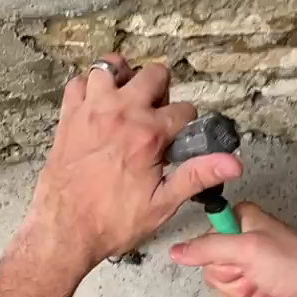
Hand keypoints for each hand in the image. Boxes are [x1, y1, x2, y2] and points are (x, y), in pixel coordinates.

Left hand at [16, 55, 242, 276]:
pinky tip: (97, 106)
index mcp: (147, 134)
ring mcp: (91, 110)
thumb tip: (231, 163)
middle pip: (154, 74)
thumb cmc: (110, 222)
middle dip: (161, 92)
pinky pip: (78, 82)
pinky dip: (89, 87)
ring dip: (124, 78)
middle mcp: (120, 114)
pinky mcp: (69, 117)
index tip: (178, 139)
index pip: (184, 110)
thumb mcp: (163, 203)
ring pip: (112, 66)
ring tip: (127, 101)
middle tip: (156, 117)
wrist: (65, 230)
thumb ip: (198, 175)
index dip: (186, 124)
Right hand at [168, 203, 296, 296]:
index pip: (205, 242)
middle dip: (235, 281)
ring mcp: (247, 268)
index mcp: (240, 222)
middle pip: (212, 270)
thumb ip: (208, 248)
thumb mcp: (247, 250)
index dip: (220, 259)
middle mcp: (241, 243)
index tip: (239, 261)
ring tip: (266, 287)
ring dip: (245, 296)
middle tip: (257, 276)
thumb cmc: (292, 266)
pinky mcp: (253, 289)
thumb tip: (176, 251)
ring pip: (222, 290)